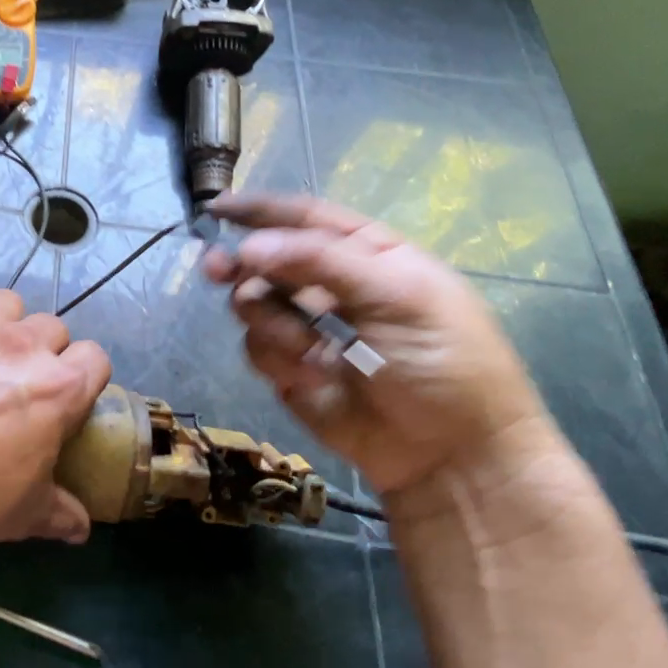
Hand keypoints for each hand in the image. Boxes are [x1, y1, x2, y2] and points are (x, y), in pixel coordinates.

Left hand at [0, 290, 111, 561]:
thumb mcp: (25, 515)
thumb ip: (62, 512)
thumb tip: (80, 526)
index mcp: (58, 388)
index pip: (95, 357)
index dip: (83, 376)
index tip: (66, 395)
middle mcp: (21, 345)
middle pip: (51, 328)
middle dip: (42, 351)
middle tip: (18, 382)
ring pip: (5, 306)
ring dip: (2, 326)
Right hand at [202, 193, 547, 496]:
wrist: (451, 458)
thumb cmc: (444, 363)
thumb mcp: (399, 297)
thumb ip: (321, 261)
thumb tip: (248, 245)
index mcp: (367, 254)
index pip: (305, 218)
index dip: (261, 211)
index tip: (217, 208)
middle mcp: (331, 284)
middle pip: (266, 257)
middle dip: (241, 264)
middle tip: (216, 271)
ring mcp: (306, 326)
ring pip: (253, 301)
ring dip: (272, 322)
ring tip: (306, 349)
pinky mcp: (289, 367)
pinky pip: (255, 346)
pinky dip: (277, 358)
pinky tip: (312, 377)